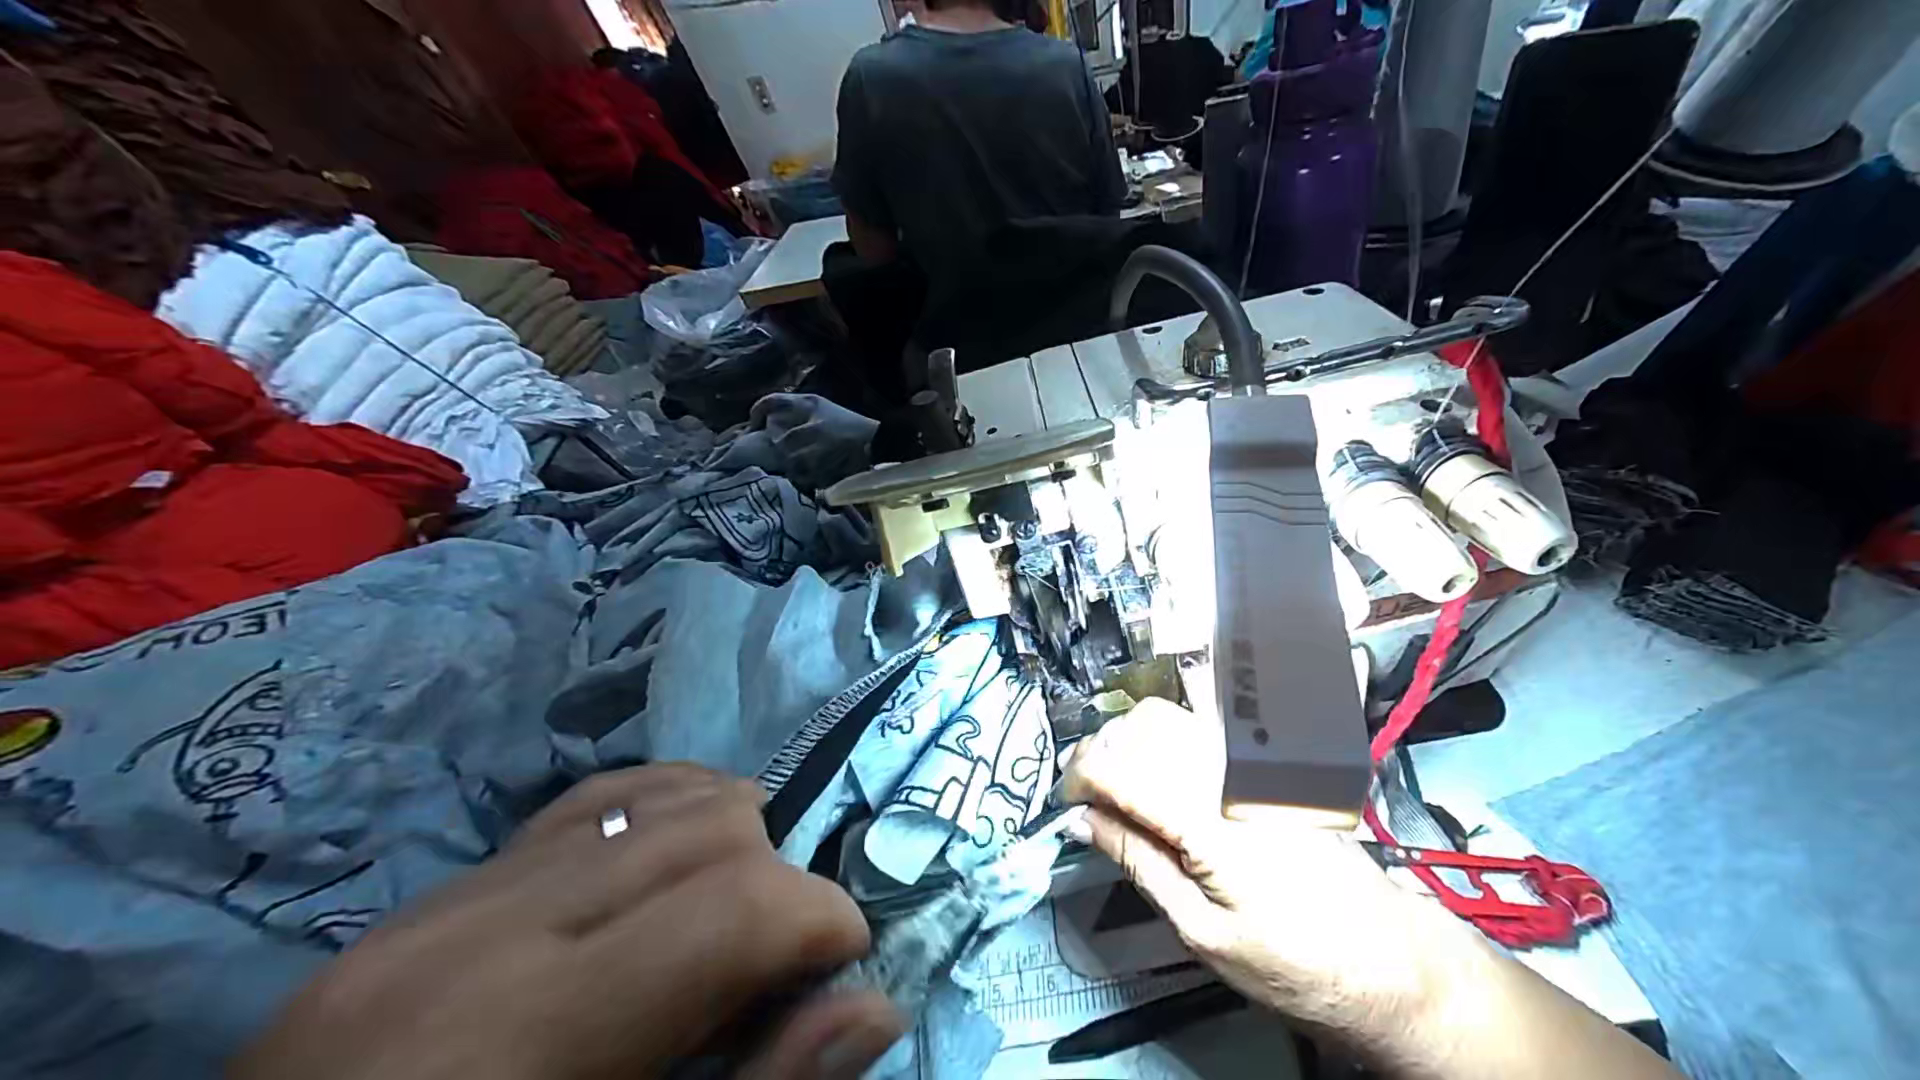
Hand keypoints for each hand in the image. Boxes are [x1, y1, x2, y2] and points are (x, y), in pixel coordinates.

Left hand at [232, 765, 902, 1079]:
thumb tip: (873, 1009)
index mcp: (513, 1044)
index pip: (729, 905)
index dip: (819, 920)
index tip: (844, 965)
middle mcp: (476, 937)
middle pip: (704, 829)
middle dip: (778, 882)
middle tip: (777, 968)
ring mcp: (442, 904)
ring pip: (652, 795)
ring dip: (725, 843)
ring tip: (726, 921)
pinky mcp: (427, 901)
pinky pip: (583, 811)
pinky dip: (658, 822)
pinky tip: (667, 876)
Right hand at [1061, 698, 1473, 1041]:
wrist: (1392, 961)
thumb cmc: (1295, 963)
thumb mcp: (1202, 931)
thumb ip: (1138, 862)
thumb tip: (1085, 820)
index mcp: (1207, 817)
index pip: (1118, 765)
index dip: (1078, 777)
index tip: (1065, 803)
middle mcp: (1227, 771)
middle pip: (1137, 725)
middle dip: (1098, 753)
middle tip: (1088, 799)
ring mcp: (1250, 762)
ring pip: (1166, 716)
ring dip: (1127, 741)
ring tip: (1120, 788)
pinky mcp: (1263, 764)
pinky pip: (1195, 728)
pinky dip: (1160, 740)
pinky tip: (1158, 778)